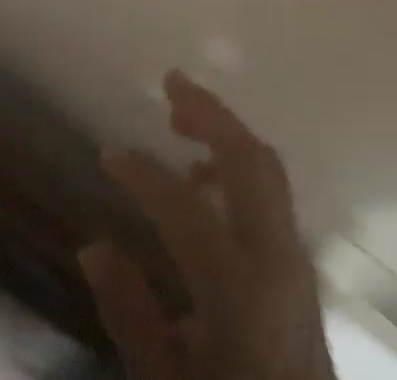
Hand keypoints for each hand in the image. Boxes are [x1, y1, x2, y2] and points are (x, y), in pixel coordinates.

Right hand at [81, 72, 336, 379]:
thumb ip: (131, 313)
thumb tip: (94, 246)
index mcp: (238, 288)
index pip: (185, 208)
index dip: (143, 175)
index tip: (109, 155)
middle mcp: (277, 258)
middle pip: (251, 160)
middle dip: (211, 114)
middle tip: (172, 83)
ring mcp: (297, 258)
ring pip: (269, 169)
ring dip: (228, 133)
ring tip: (182, 121)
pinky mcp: (301, 267)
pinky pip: (273, 194)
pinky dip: (240, 167)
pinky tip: (206, 181)